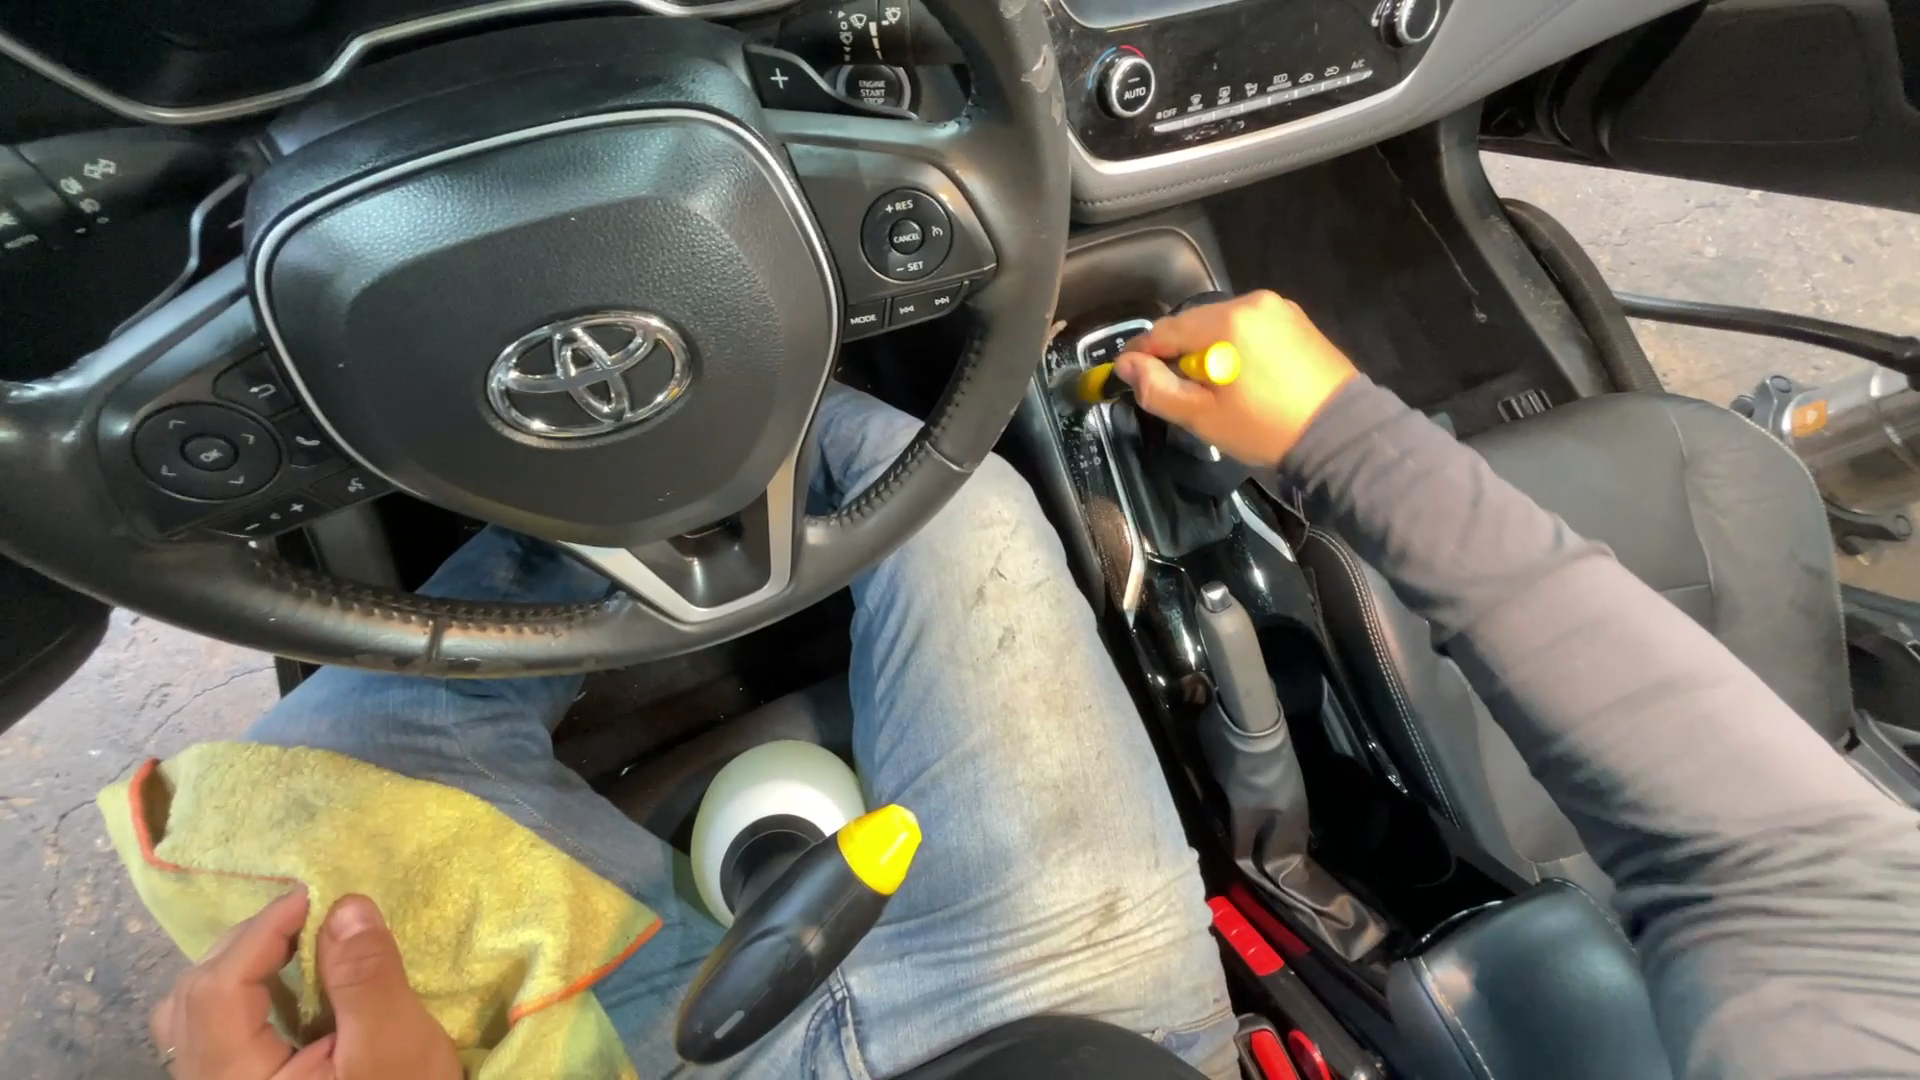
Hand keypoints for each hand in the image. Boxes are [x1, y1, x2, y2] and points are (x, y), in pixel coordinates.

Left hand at [152, 891, 461, 1079]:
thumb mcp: (393, 1044)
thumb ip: (366, 976)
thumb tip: (347, 904)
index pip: (216, 990)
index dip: (262, 931)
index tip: (317, 893)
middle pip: (191, 998)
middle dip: (250, 939)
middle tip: (314, 910)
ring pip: (192, 1013)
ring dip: (243, 959)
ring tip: (300, 935)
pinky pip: (214, 1026)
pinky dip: (246, 984)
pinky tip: (290, 973)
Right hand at [1112, 290, 1357, 466]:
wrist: (1339, 433)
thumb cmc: (1265, 427)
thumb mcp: (1202, 416)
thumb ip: (1157, 388)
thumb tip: (1125, 366)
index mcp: (1227, 322)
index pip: (1165, 330)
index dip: (1140, 352)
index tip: (1125, 374)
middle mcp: (1252, 302)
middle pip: (1192, 324)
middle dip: (1174, 353)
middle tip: (1170, 387)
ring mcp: (1277, 308)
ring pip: (1218, 324)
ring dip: (1203, 349)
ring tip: (1206, 385)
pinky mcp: (1295, 320)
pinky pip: (1246, 327)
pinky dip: (1231, 346)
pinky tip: (1236, 375)